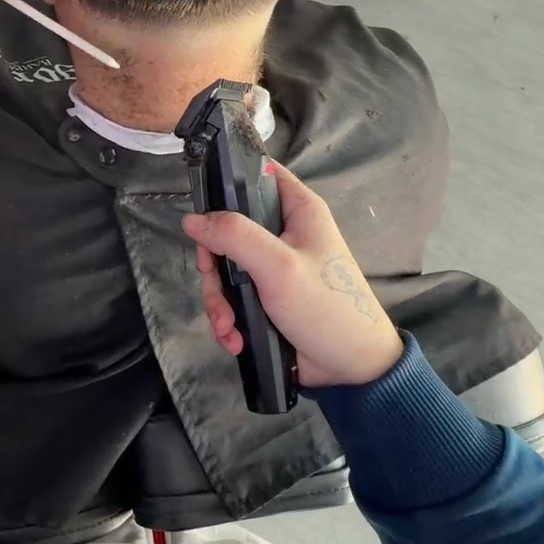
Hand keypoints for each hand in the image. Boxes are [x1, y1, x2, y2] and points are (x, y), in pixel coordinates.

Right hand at [182, 163, 403, 386]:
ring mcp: (271, 266)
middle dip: (214, 263)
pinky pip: (231, 296)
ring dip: (218, 300)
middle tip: (214, 280)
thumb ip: (234, 236)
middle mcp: (283, 232)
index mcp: (297, 209)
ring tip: (228, 326)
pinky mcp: (263, 296)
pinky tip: (233, 337)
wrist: (351, 370)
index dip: (226, 183)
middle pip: (227, 227)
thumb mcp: (278, 266)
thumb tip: (192, 220)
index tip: (204, 210)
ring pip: (224, 267)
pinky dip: (227, 318)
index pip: (256, 173)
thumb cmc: (325, 307)